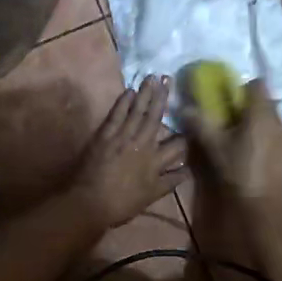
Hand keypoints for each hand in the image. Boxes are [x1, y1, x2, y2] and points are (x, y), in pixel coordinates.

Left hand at [68, 76, 188, 227]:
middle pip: (156, 118)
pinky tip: (130, 91)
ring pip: (138, 112)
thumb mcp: (151, 196)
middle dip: (163, 98)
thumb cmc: (122, 203)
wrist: (91, 203)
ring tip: (152, 77)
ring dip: (145, 94)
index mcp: (155, 161)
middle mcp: (143, 145)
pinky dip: (123, 103)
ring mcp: (123, 138)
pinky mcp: (105, 135)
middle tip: (168, 79)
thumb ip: (169, 182)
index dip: (185, 131)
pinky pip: (117, 115)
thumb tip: (187, 171)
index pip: (177, 144)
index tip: (191, 114)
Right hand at [181, 79, 281, 204]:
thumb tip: (186, 108)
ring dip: (261, 125)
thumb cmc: (239, 172)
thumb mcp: (215, 147)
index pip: (257, 84)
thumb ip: (201, 124)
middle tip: (232, 125)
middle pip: (266, 102)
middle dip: (250, 109)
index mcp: (261, 113)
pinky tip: (260, 157)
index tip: (229, 103)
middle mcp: (280, 119)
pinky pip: (281, 136)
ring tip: (246, 143)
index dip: (242, 90)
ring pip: (274, 120)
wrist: (265, 205)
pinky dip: (270, 140)